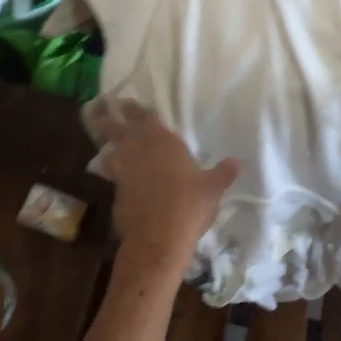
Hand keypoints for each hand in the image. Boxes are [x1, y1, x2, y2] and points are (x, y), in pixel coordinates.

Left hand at [95, 99, 240, 266]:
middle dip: (111, 120)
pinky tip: (114, 177)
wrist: (159, 239)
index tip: (125, 102)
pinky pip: (112, 177)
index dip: (135, 110)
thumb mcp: (212, 189)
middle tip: (103, 111)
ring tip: (102, 141)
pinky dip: (110, 173)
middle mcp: (140, 151)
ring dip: (107, 145)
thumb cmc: (189, 205)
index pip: (146, 118)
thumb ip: (223, 174)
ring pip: (111, 151)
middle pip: (121, 129)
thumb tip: (238, 162)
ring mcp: (125, 173)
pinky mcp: (116, 194)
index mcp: (164, 141)